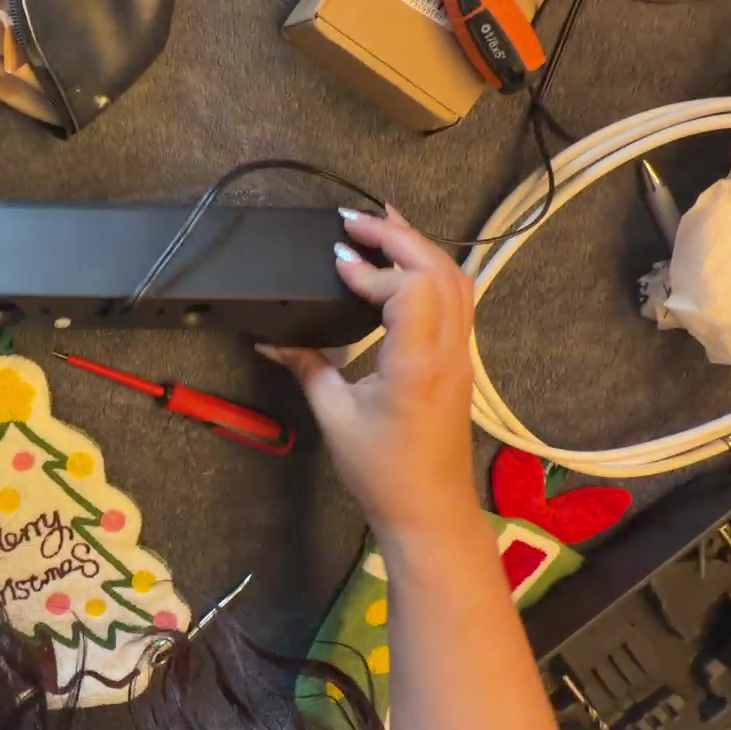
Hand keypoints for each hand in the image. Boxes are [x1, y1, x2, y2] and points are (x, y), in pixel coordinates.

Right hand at [259, 209, 481, 544]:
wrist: (430, 509)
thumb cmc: (380, 469)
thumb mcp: (334, 417)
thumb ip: (306, 367)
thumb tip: (270, 339)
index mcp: (417, 365)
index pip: (409, 291)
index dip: (372, 269)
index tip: (334, 261)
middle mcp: (448, 351)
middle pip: (441, 272)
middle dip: (400, 237)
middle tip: (355, 220)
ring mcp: (461, 354)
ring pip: (457, 281)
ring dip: (420, 248)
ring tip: (382, 226)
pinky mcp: (458, 360)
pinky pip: (456, 299)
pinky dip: (430, 270)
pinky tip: (402, 265)